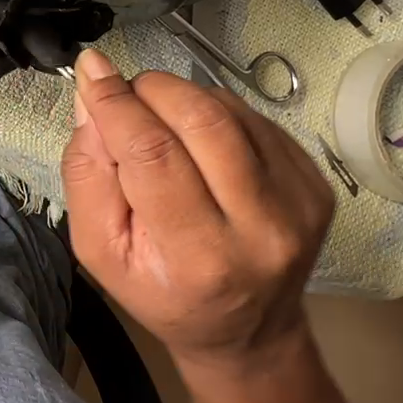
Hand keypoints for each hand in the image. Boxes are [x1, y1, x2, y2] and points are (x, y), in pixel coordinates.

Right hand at [62, 50, 332, 376]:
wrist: (248, 331)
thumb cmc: (161, 291)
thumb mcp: (99, 249)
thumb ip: (87, 174)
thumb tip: (92, 102)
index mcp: (198, 254)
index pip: (153, 154)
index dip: (116, 103)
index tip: (91, 71)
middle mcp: (261, 226)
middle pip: (201, 118)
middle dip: (148, 89)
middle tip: (123, 98)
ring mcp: (299, 201)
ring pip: (227, 108)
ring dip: (178, 98)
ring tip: (156, 124)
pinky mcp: (316, 181)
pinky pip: (251, 115)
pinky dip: (210, 110)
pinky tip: (195, 139)